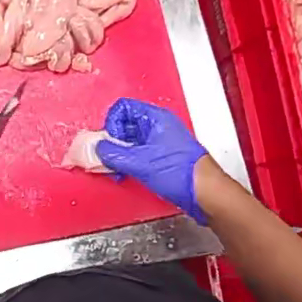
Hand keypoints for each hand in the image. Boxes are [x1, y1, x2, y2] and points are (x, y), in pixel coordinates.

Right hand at [95, 98, 209, 222]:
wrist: (205, 192)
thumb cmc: (181, 173)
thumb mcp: (139, 162)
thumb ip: (113, 154)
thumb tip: (97, 149)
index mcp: (156, 119)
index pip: (123, 108)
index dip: (111, 123)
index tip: (107, 142)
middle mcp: (158, 127)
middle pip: (124, 125)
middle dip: (112, 142)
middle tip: (107, 158)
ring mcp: (160, 142)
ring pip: (130, 141)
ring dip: (118, 155)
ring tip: (116, 170)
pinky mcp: (161, 157)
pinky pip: (137, 153)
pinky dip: (128, 162)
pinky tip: (126, 174)